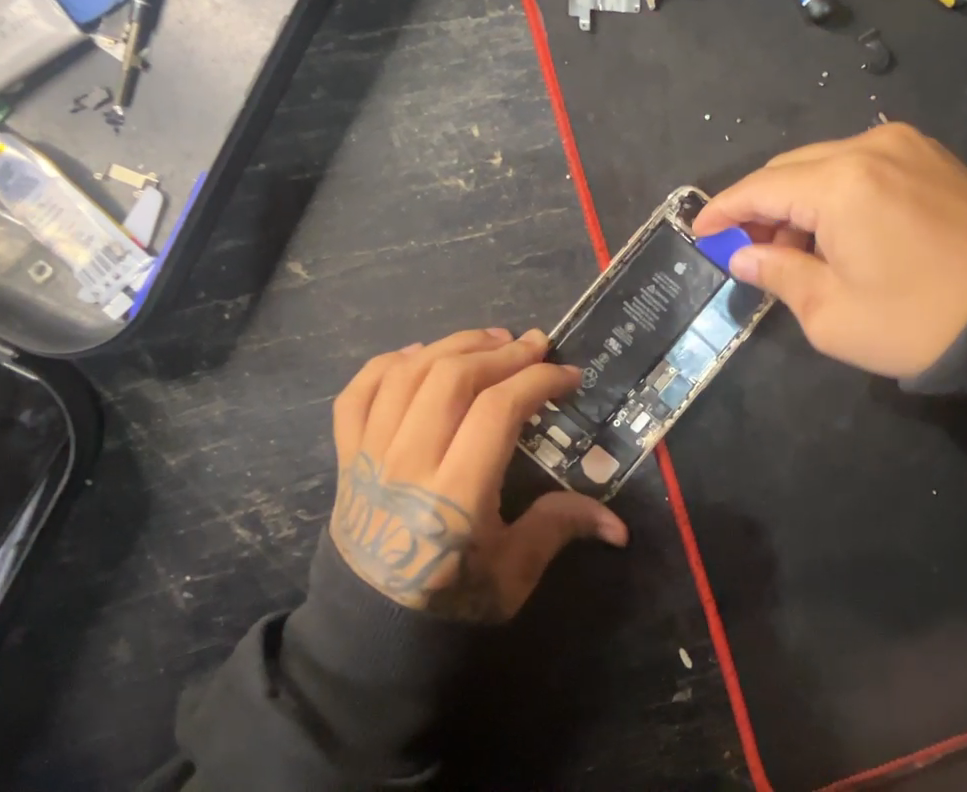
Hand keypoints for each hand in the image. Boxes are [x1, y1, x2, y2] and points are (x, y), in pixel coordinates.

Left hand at [329, 327, 628, 621]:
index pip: (497, 409)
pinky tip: (419, 355)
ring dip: (453, 346)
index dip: (538, 381)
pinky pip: (359, 392)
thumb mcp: (513, 572)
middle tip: (535, 345)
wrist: (370, 626)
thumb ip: (559, 529)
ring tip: (490, 341)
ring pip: (407, 374)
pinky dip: (389, 364)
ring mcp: (370, 453)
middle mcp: (408, 461)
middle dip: (501, 353)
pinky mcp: (347, 455)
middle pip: (451, 378)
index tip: (568, 376)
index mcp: (455, 492)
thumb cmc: (450, 598)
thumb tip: (619, 525)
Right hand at [693, 123, 966, 378]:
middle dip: (760, 206)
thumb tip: (744, 255)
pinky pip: (861, 165)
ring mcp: (906, 146)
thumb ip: (778, 272)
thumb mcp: (831, 313)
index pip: (760, 188)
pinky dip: (834, 191)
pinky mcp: (931, 157)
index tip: (699, 233)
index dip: (723, 211)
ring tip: (791, 246)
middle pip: (790, 168)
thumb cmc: (917, 321)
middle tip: (745, 248)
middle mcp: (869, 147)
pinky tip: (834, 229)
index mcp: (840, 183)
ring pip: (825, 163)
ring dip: (797, 199)